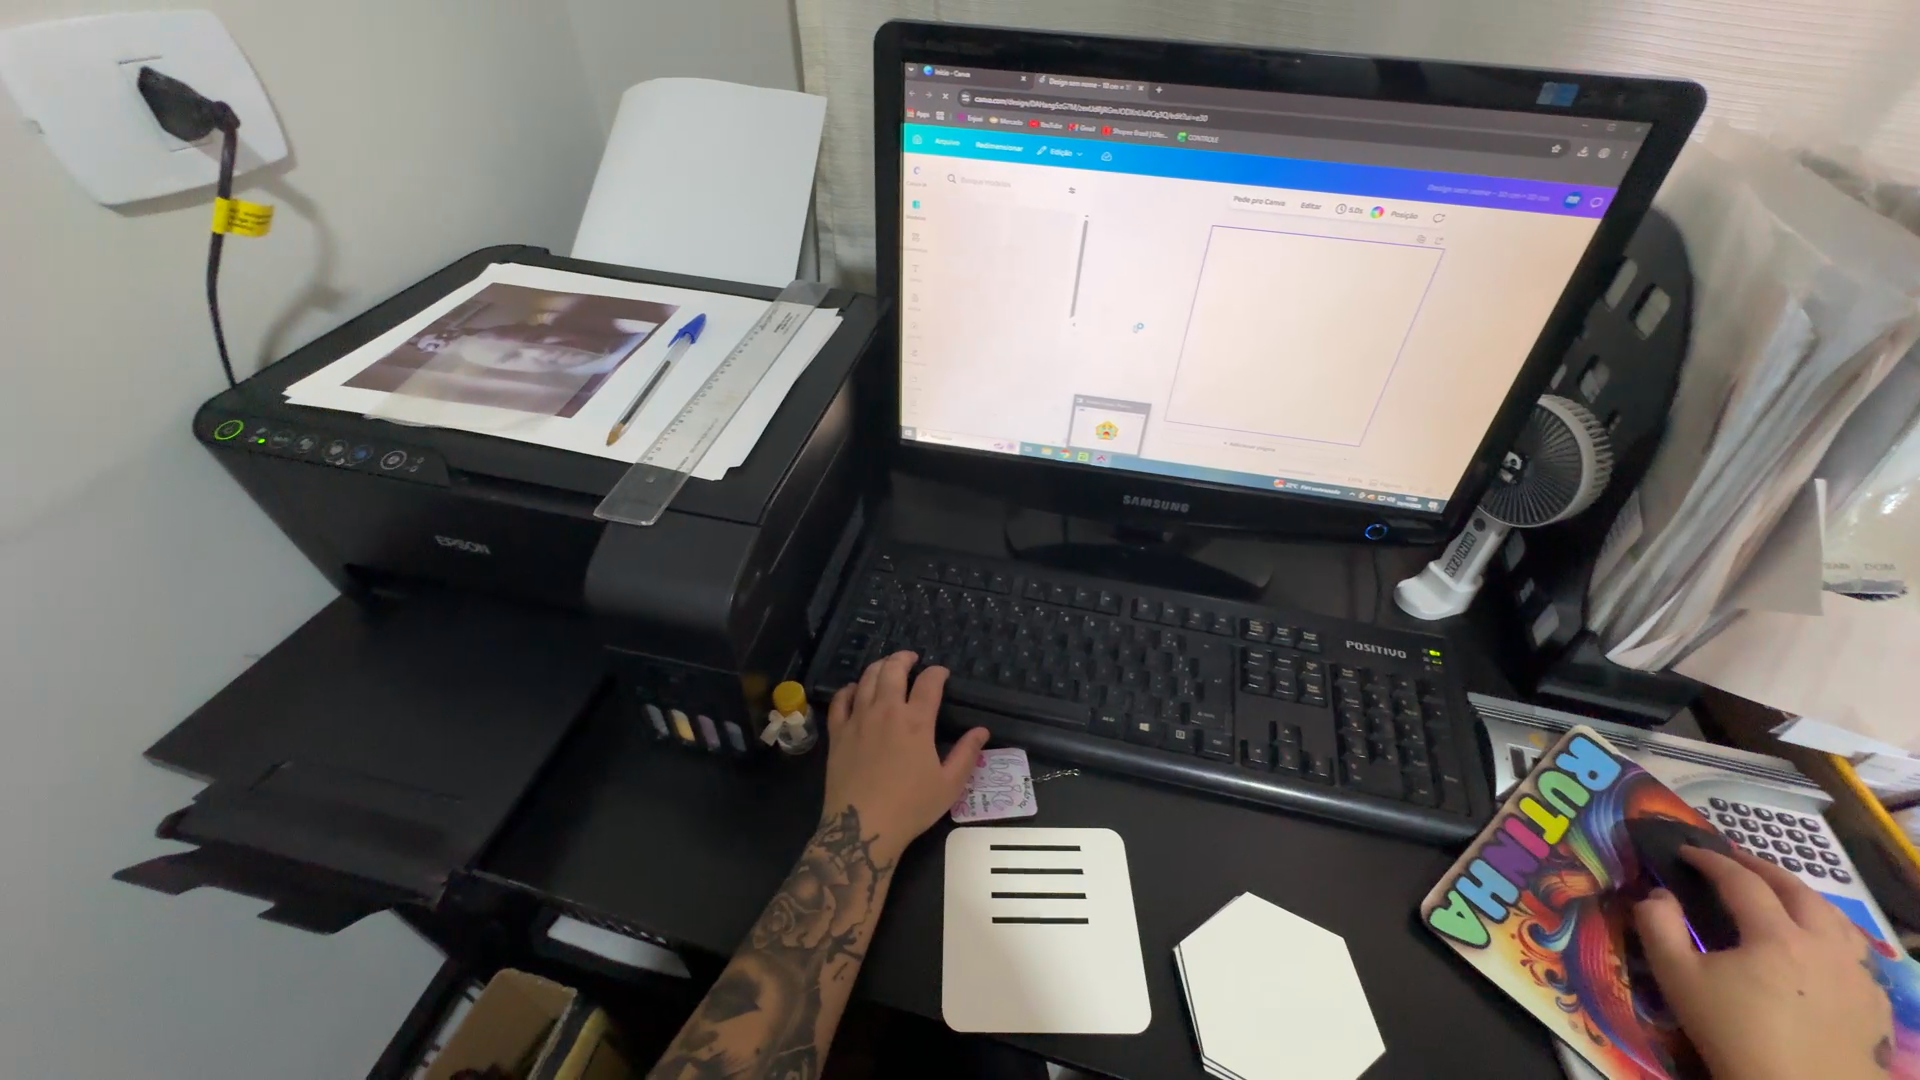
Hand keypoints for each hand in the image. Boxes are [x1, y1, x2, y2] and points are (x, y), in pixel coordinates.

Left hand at [821, 651, 990, 862]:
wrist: (862, 826)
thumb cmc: (911, 806)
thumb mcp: (949, 785)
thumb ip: (967, 754)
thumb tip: (982, 731)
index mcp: (917, 721)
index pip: (929, 682)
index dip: (937, 672)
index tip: (942, 673)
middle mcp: (886, 711)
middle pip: (893, 670)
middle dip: (904, 658)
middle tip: (912, 658)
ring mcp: (858, 719)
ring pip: (867, 678)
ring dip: (879, 666)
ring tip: (887, 666)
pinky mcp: (838, 732)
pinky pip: (841, 699)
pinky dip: (850, 688)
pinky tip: (856, 689)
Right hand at [1635, 845, 1892, 1079]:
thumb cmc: (1731, 1030)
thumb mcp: (1675, 975)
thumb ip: (1657, 924)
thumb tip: (1660, 894)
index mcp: (1776, 936)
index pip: (1741, 881)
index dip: (1710, 860)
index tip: (1684, 850)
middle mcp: (1824, 947)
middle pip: (1799, 891)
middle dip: (1761, 867)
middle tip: (1731, 857)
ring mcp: (1857, 976)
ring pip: (1836, 919)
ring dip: (1801, 895)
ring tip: (1776, 891)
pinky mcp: (1874, 1004)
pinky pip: (1855, 953)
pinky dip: (1829, 931)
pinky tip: (1814, 942)